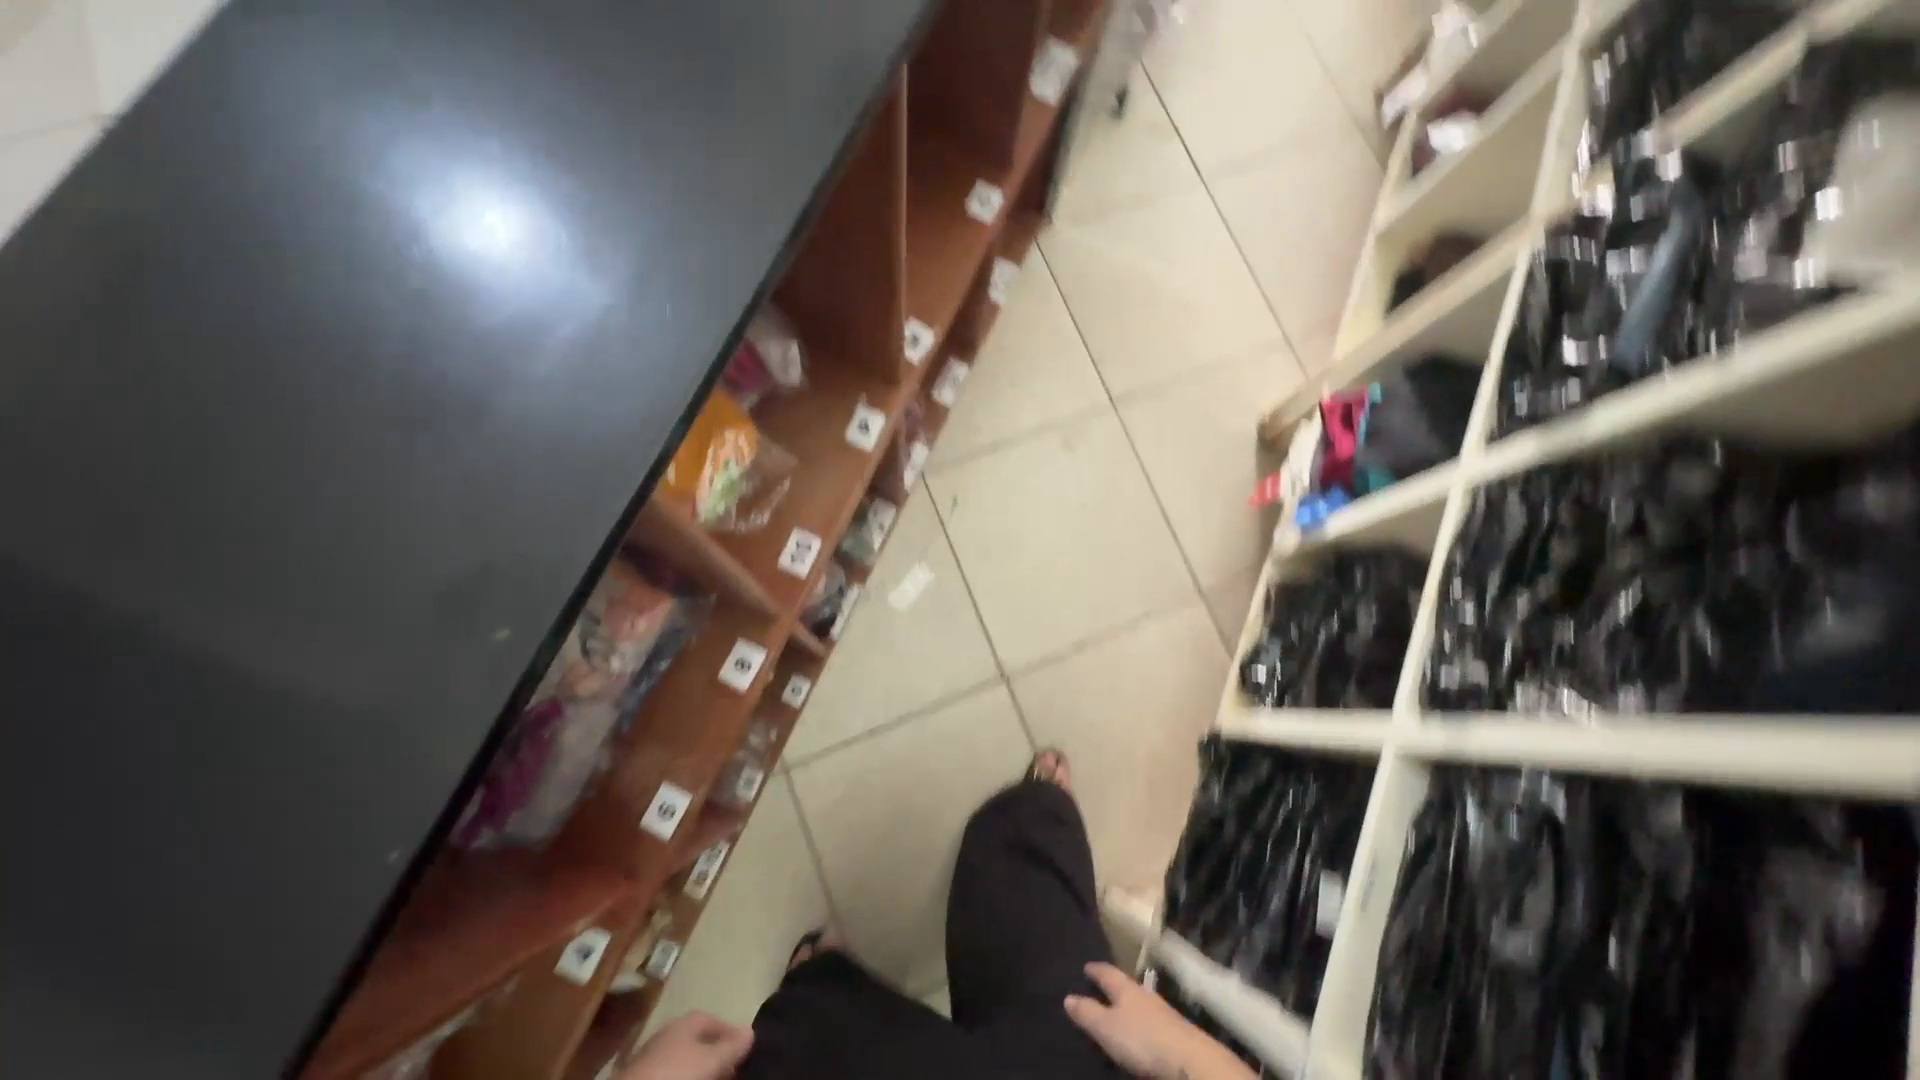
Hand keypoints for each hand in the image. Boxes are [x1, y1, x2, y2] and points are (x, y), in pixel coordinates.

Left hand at [620, 1011, 753, 1079]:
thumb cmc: (676, 1073)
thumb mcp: (711, 1060)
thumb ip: (732, 1046)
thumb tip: (751, 1030)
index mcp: (684, 1023)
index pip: (711, 1019)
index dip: (729, 1032)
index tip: (745, 1048)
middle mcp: (668, 1035)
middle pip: (698, 1041)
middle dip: (717, 1054)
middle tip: (734, 1069)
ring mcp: (653, 1059)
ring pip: (685, 1060)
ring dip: (703, 1069)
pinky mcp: (644, 1078)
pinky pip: (673, 1073)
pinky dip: (687, 1076)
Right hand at [1064, 963, 1254, 1079]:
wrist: (1191, 1061)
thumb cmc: (1143, 1039)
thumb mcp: (1107, 1028)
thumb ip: (1087, 1012)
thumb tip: (1068, 996)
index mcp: (1127, 989)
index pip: (1107, 973)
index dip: (1095, 970)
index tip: (1086, 966)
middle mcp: (1145, 995)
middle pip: (1126, 986)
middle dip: (1113, 987)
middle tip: (1098, 988)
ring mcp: (1163, 1014)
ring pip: (1140, 1004)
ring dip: (1128, 1006)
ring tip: (1116, 1011)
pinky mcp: (1175, 1033)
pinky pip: (1151, 1022)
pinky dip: (1140, 1023)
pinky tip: (1138, 1032)